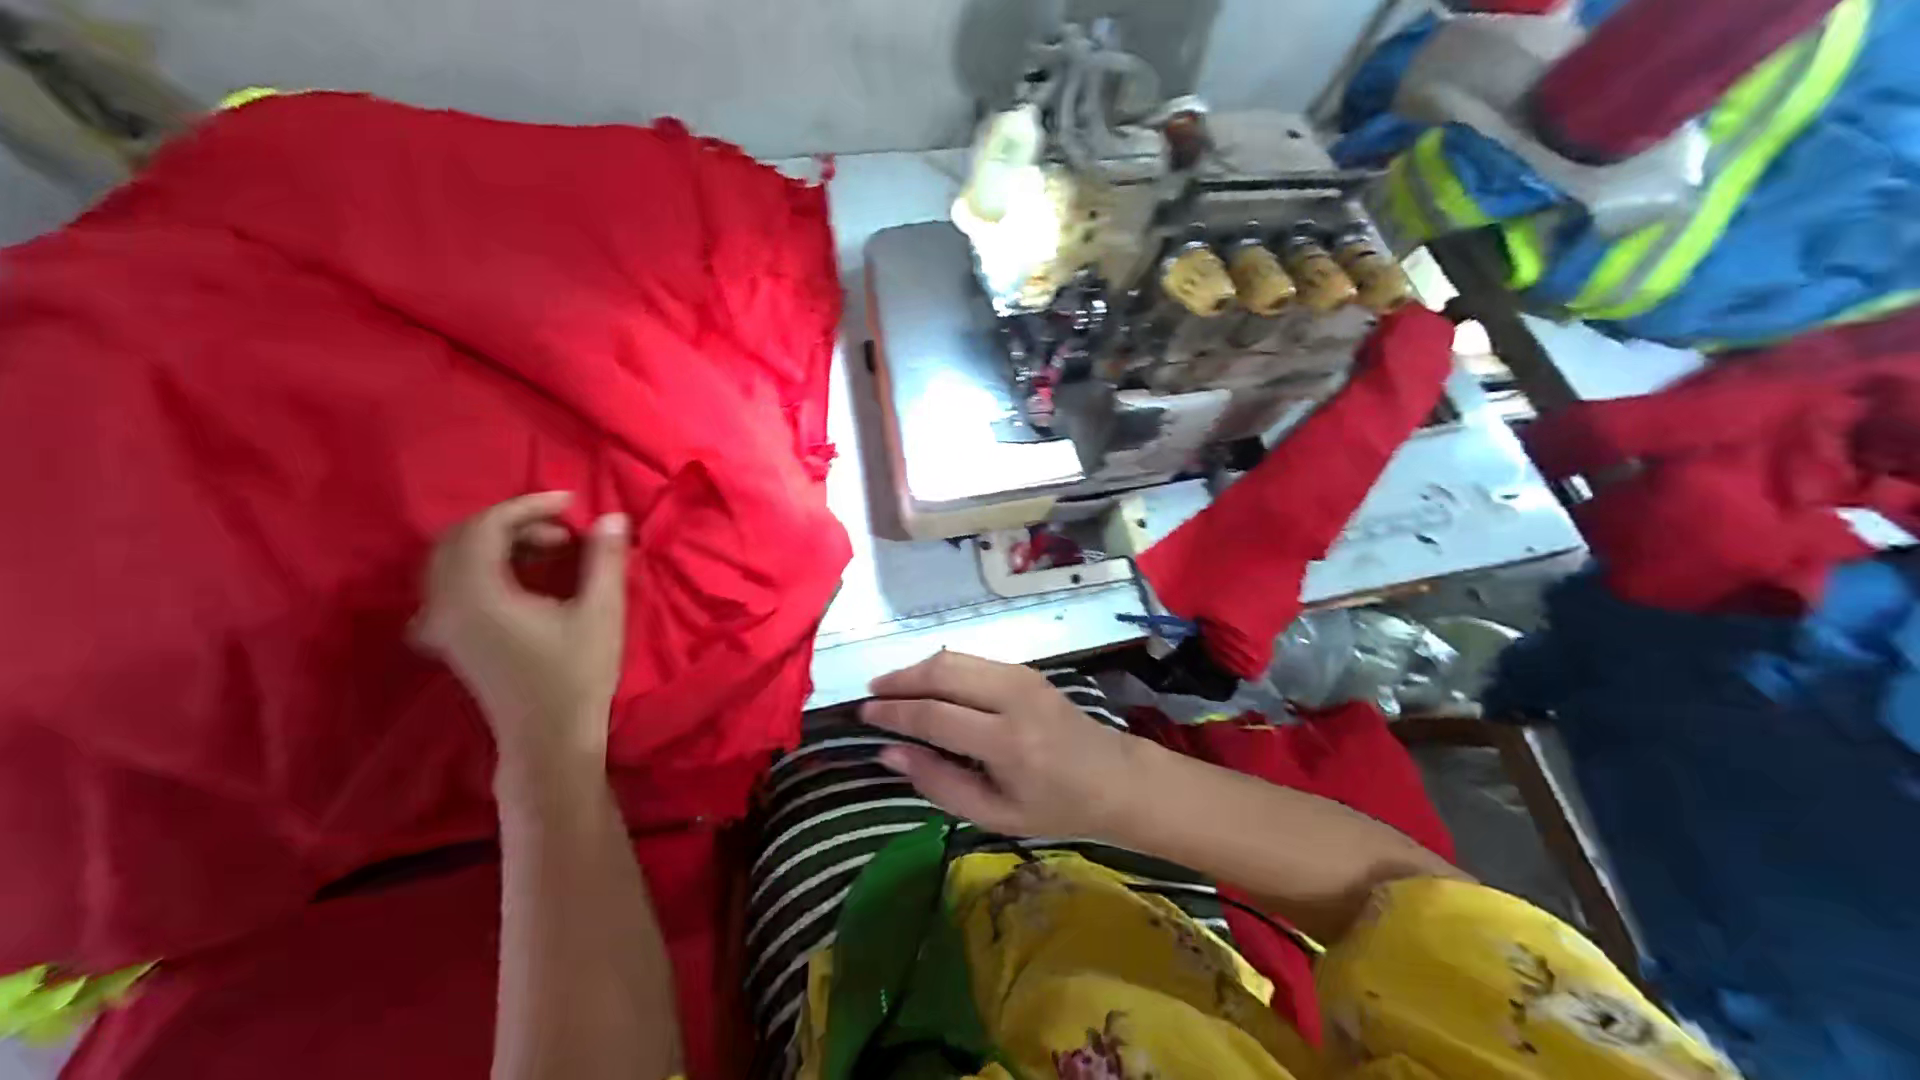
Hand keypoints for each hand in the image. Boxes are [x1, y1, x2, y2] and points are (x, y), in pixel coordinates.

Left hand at [414, 491, 628, 775]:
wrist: (548, 739)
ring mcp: (442, 623)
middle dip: (513, 522)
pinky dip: (483, 566)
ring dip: (498, 543)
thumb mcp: (601, 613)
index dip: (529, 506)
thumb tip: (613, 517)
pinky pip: (452, 584)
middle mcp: (446, 604)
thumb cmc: (577, 676)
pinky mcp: (450, 638)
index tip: (572, 503)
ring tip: (549, 550)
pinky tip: (517, 578)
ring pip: (453, 559)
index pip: (487, 527)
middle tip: (562, 528)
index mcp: (477, 595)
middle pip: (463, 538)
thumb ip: (604, 560)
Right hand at [861, 651, 1152, 838]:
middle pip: (942, 673)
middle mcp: (1013, 697)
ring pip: (955, 658)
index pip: (935, 715)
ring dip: (917, 669)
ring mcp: (1022, 677)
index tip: (863, 714)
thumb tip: (890, 752)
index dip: (894, 712)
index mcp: (1007, 741)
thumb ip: (939, 783)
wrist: (1115, 778)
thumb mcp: (994, 814)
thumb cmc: (1055, 808)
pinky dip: (941, 667)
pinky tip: (926, 684)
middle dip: (900, 680)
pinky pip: (972, 660)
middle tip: (870, 695)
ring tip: (889, 687)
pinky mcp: (1026, 670)